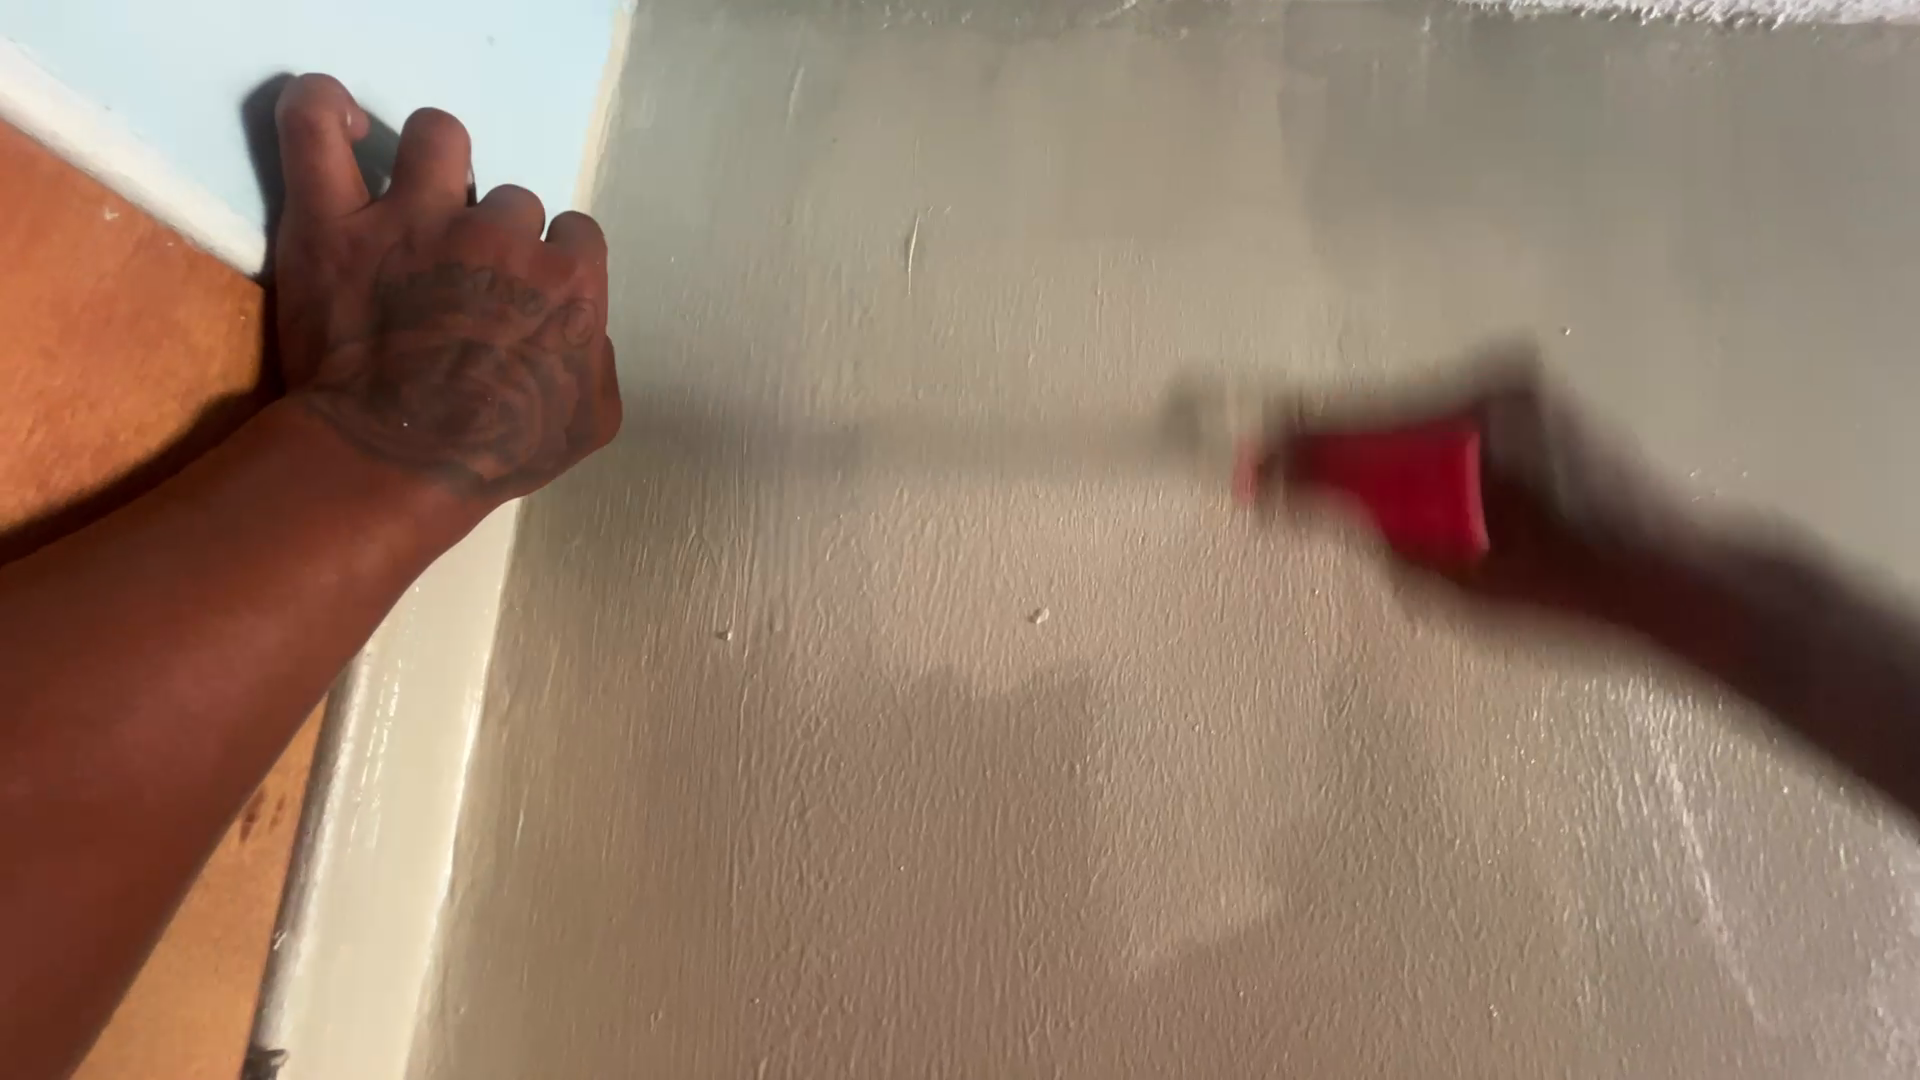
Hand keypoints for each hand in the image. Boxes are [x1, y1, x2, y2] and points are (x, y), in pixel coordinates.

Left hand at [270, 74, 621, 505]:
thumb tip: (588, 331)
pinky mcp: (335, 218)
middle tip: (476, 272)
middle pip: (515, 200)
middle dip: (503, 231)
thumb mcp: (595, 420)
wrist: (403, 458)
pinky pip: (314, 124)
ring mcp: (417, 218)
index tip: (542, 287)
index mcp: (572, 281)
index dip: (562, 258)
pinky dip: (324, 110)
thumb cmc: (510, 448)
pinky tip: (342, 124)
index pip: (580, 234)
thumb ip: (602, 360)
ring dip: (442, 159)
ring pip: (440, 136)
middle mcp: (504, 235)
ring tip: (426, 194)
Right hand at [1281, 357, 1690, 619]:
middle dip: (1319, 450)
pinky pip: (1438, 421)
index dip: (1290, 456)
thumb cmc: (1558, 590)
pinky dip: (1405, 449)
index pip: (1348, 434)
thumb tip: (1312, 497)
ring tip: (1325, 481)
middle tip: (1276, 478)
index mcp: (1466, 427)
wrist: (1672, 574)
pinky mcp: (1527, 399)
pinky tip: (1389, 476)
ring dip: (1361, 450)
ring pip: (1402, 417)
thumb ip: (1373, 526)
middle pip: (1370, 418)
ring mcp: (1511, 388)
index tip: (1249, 475)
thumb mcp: (1442, 574)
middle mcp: (1488, 387)